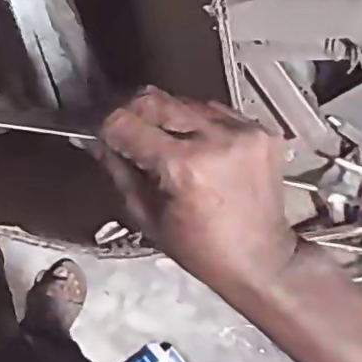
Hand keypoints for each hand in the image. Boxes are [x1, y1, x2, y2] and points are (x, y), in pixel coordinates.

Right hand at [97, 87, 298, 306]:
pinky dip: (198, 122)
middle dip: (132, 112)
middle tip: (127, 132)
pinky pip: (214, 110)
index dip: (107, 127)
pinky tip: (198, 146)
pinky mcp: (261, 130)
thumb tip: (96, 141)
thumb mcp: (148, 217)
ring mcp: (242, 131)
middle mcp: (215, 139)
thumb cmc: (203, 250)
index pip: (125, 123)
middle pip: (154, 99)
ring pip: (183, 100)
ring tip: (167, 145)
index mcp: (183, 167)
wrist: (264, 261)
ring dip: (166, 117)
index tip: (103, 136)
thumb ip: (119, 171)